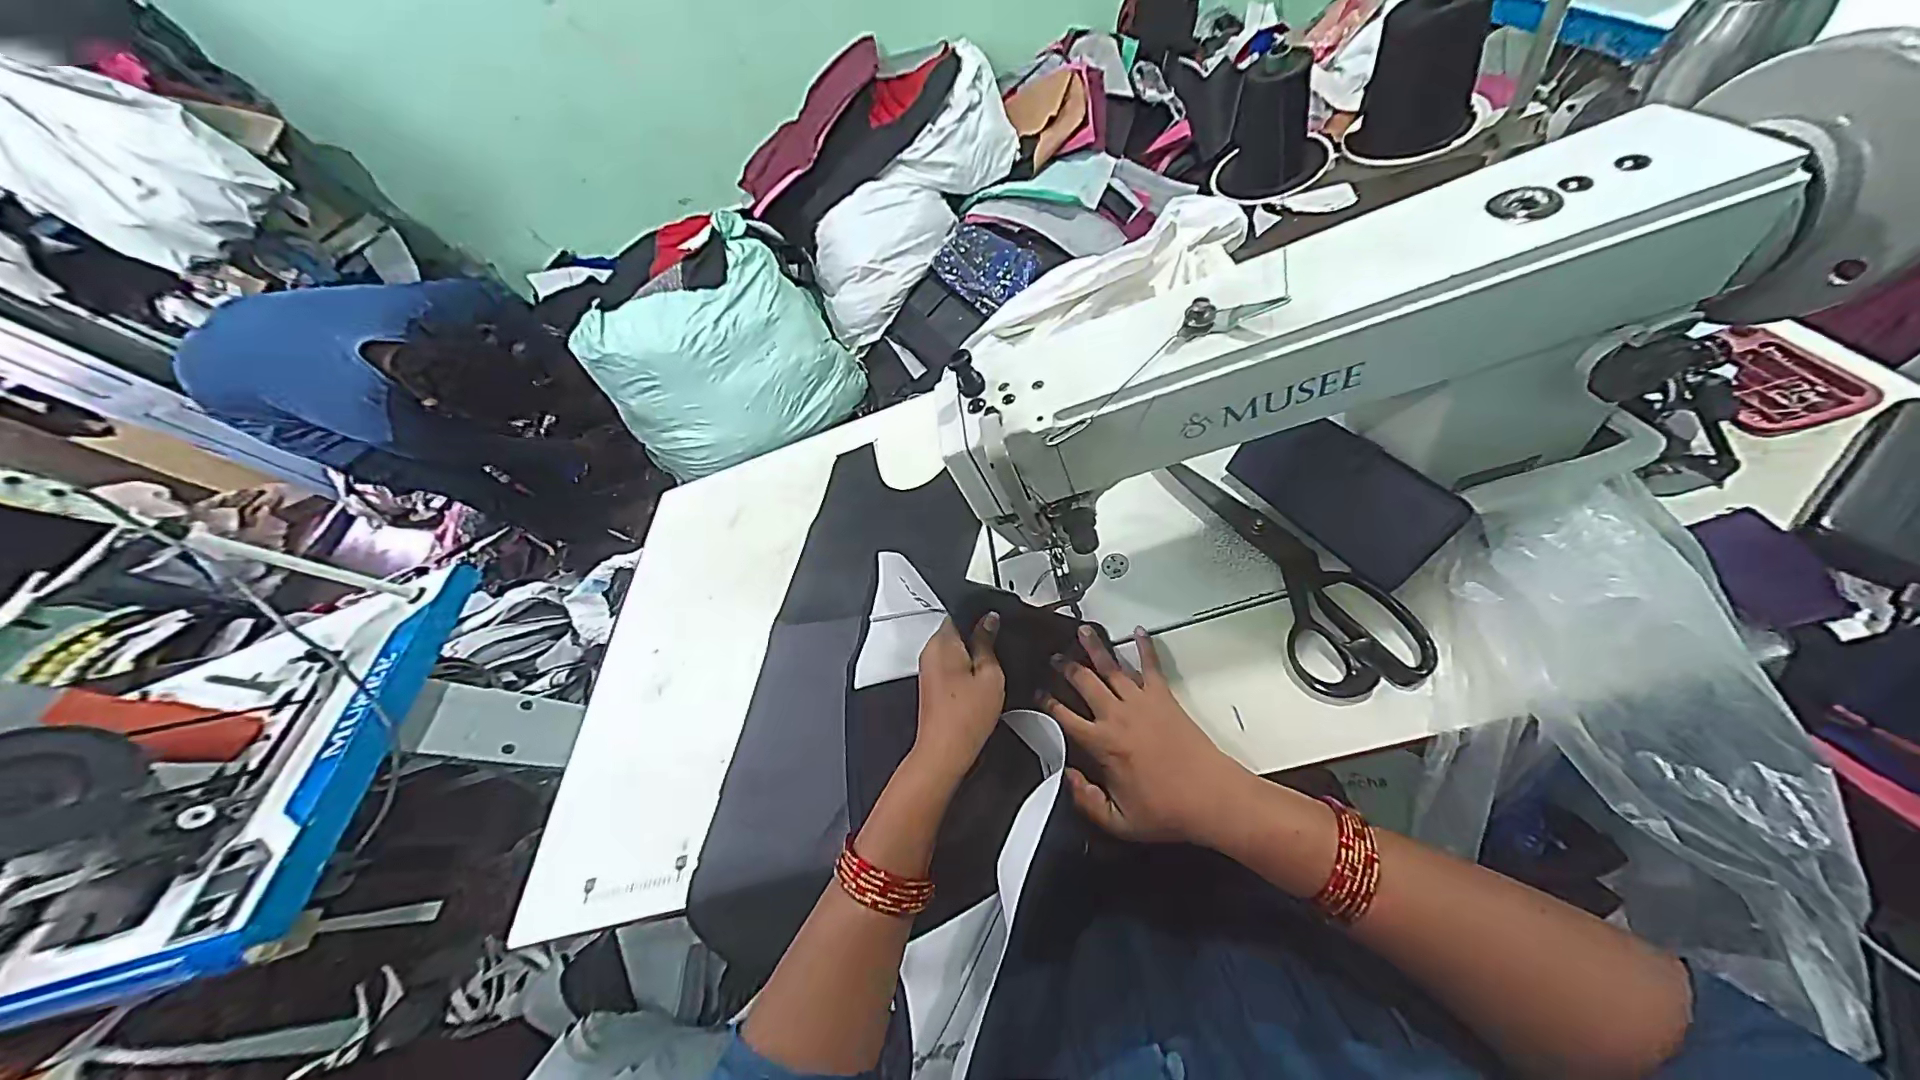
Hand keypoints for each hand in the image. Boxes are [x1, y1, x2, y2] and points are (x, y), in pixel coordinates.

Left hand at [910, 615, 1004, 784]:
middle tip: (997, 651)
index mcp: (942, 643)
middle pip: (956, 630)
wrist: (945, 751)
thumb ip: (988, 643)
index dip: (981, 616)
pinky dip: (965, 670)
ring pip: (954, 649)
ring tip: (989, 672)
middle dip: (977, 637)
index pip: (960, 613)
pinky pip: (950, 665)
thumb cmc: (964, 719)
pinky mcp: (933, 683)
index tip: (997, 624)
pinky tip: (979, 685)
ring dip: (972, 654)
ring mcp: (929, 668)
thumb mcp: (990, 675)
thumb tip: (989, 622)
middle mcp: (930, 652)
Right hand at [1045, 627, 1253, 846]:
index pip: (1065, 716)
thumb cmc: (1168, 810)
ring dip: (1095, 648)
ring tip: (1083, 632)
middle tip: (1054, 659)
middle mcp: (1118, 717)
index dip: (1047, 703)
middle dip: (1065, 668)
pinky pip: (1151, 667)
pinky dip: (1144, 647)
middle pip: (1084, 682)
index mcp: (1103, 744)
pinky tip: (1138, 633)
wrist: (1212, 797)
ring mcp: (1142, 703)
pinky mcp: (1164, 698)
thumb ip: (1087, 801)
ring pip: (1111, 667)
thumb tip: (1068, 778)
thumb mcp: (1119, 822)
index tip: (1038, 694)